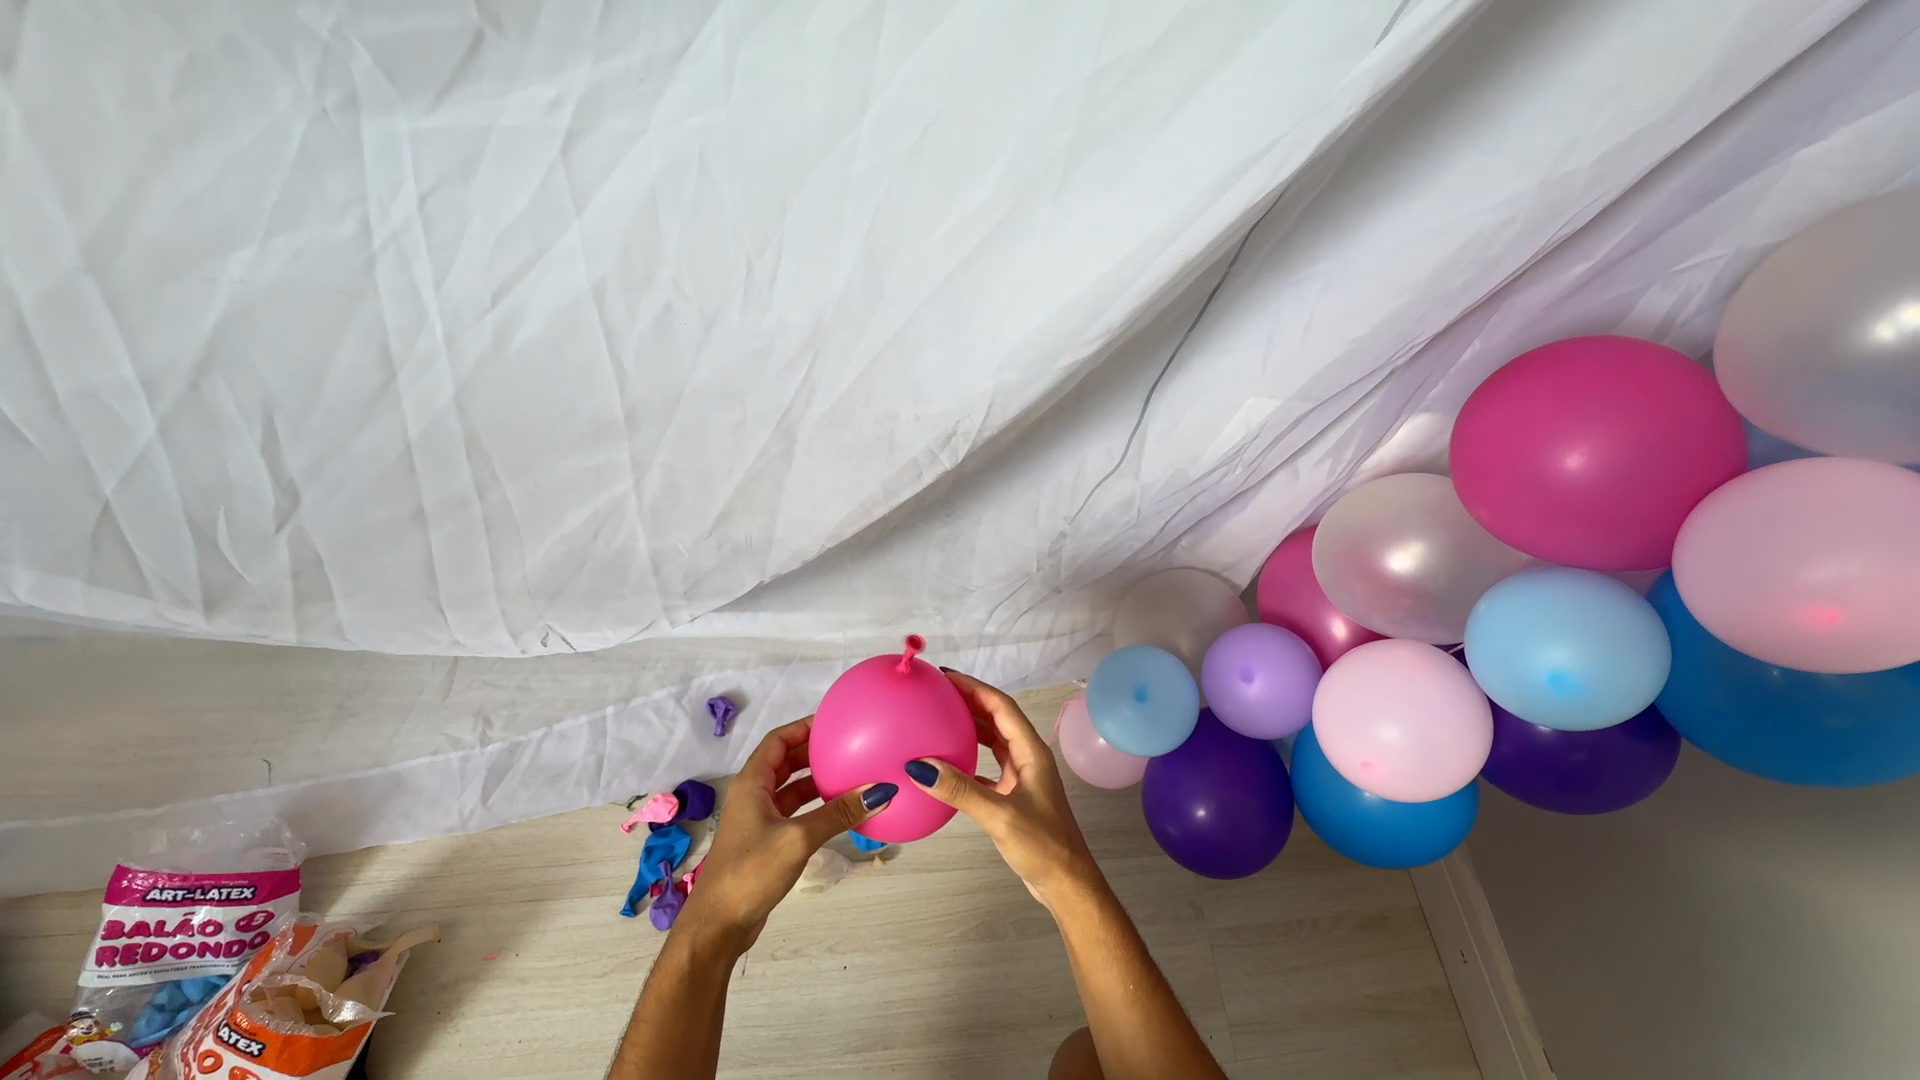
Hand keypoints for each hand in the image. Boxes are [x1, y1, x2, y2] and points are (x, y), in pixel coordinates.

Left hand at [676, 717, 895, 951]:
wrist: (718, 924)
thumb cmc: (751, 871)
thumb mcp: (798, 838)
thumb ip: (838, 814)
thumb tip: (881, 791)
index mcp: (751, 783)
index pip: (778, 740)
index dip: (803, 727)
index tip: (833, 720)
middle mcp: (752, 796)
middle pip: (784, 762)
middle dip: (813, 751)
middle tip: (847, 744)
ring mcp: (758, 821)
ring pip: (790, 789)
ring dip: (815, 780)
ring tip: (849, 773)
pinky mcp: (765, 843)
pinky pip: (794, 813)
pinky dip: (814, 807)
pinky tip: (838, 811)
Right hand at [904, 672, 1101, 908]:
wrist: (1067, 884)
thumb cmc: (1043, 845)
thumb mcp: (1000, 815)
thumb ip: (961, 789)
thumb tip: (919, 766)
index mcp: (1032, 752)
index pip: (1001, 707)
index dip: (975, 687)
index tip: (945, 677)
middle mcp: (1028, 758)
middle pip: (996, 718)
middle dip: (969, 701)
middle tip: (935, 693)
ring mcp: (1021, 777)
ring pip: (992, 741)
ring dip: (969, 727)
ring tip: (937, 718)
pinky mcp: (1013, 796)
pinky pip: (987, 767)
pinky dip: (967, 760)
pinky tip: (944, 764)